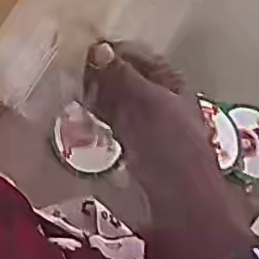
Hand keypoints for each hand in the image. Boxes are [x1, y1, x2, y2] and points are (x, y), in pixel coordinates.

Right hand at [85, 42, 254, 258]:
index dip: (115, 52)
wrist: (185, 210)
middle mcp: (163, 103)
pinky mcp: (139, 152)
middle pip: (129, 80)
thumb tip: (100, 48)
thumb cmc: (171, 149)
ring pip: (120, 104)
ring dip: (98, 98)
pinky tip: (84, 120)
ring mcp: (151, 129)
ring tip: (74, 94)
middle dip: (103, 76)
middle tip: (73, 73)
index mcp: (172, 85)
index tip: (84, 51)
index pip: (140, 58)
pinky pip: (116, 127)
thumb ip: (123, 77)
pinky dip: (101, 120)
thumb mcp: (147, 105)